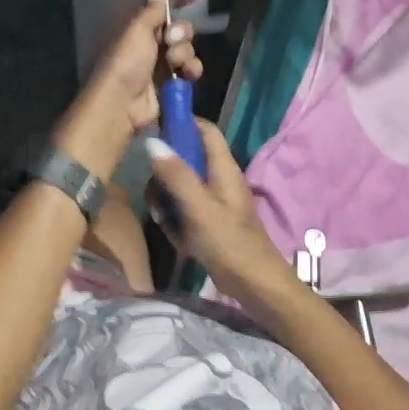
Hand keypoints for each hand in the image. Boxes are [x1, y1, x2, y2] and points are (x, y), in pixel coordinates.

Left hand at [52, 0, 203, 177]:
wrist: (121, 104)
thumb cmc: (126, 63)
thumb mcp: (137, 30)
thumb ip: (152, 10)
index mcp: (138, 27)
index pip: (161, 6)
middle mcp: (150, 43)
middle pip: (179, 28)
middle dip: (181, 32)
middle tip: (171, 40)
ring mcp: (161, 64)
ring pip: (186, 49)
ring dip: (185, 53)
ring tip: (175, 63)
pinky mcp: (170, 83)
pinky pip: (189, 69)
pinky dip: (191, 70)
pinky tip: (187, 74)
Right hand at [144, 119, 301, 303]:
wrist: (255, 286)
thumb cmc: (231, 243)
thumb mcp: (200, 208)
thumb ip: (177, 176)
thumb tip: (153, 142)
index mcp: (223, 169)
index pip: (204, 130)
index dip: (182, 122)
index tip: (153, 127)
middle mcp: (218, 181)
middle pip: (184, 160)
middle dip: (164, 173)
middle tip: (156, 192)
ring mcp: (213, 204)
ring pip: (179, 188)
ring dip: (166, 201)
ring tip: (164, 219)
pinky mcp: (208, 224)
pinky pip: (183, 213)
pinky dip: (175, 222)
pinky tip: (176, 238)